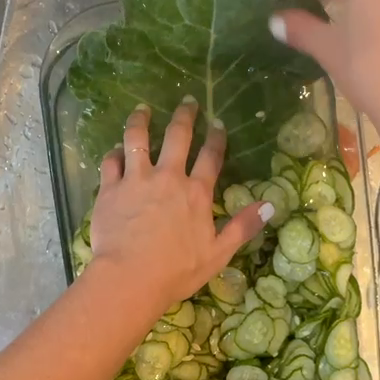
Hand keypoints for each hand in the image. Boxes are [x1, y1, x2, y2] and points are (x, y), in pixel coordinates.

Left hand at [88, 99, 272, 305]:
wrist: (130, 277)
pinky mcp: (110, 189)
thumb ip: (242, 227)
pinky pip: (111, 162)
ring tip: (142, 109)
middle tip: (187, 102)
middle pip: (177, 137)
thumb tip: (270, 205)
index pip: (210, 157)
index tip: (218, 122)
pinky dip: (114, 152)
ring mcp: (135, 180)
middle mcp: (167, 177)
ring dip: (141, 120)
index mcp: (196, 193)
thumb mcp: (218, 254)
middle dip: (184, 116)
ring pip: (138, 138)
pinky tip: (116, 149)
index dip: (216, 138)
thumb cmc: (177, 271)